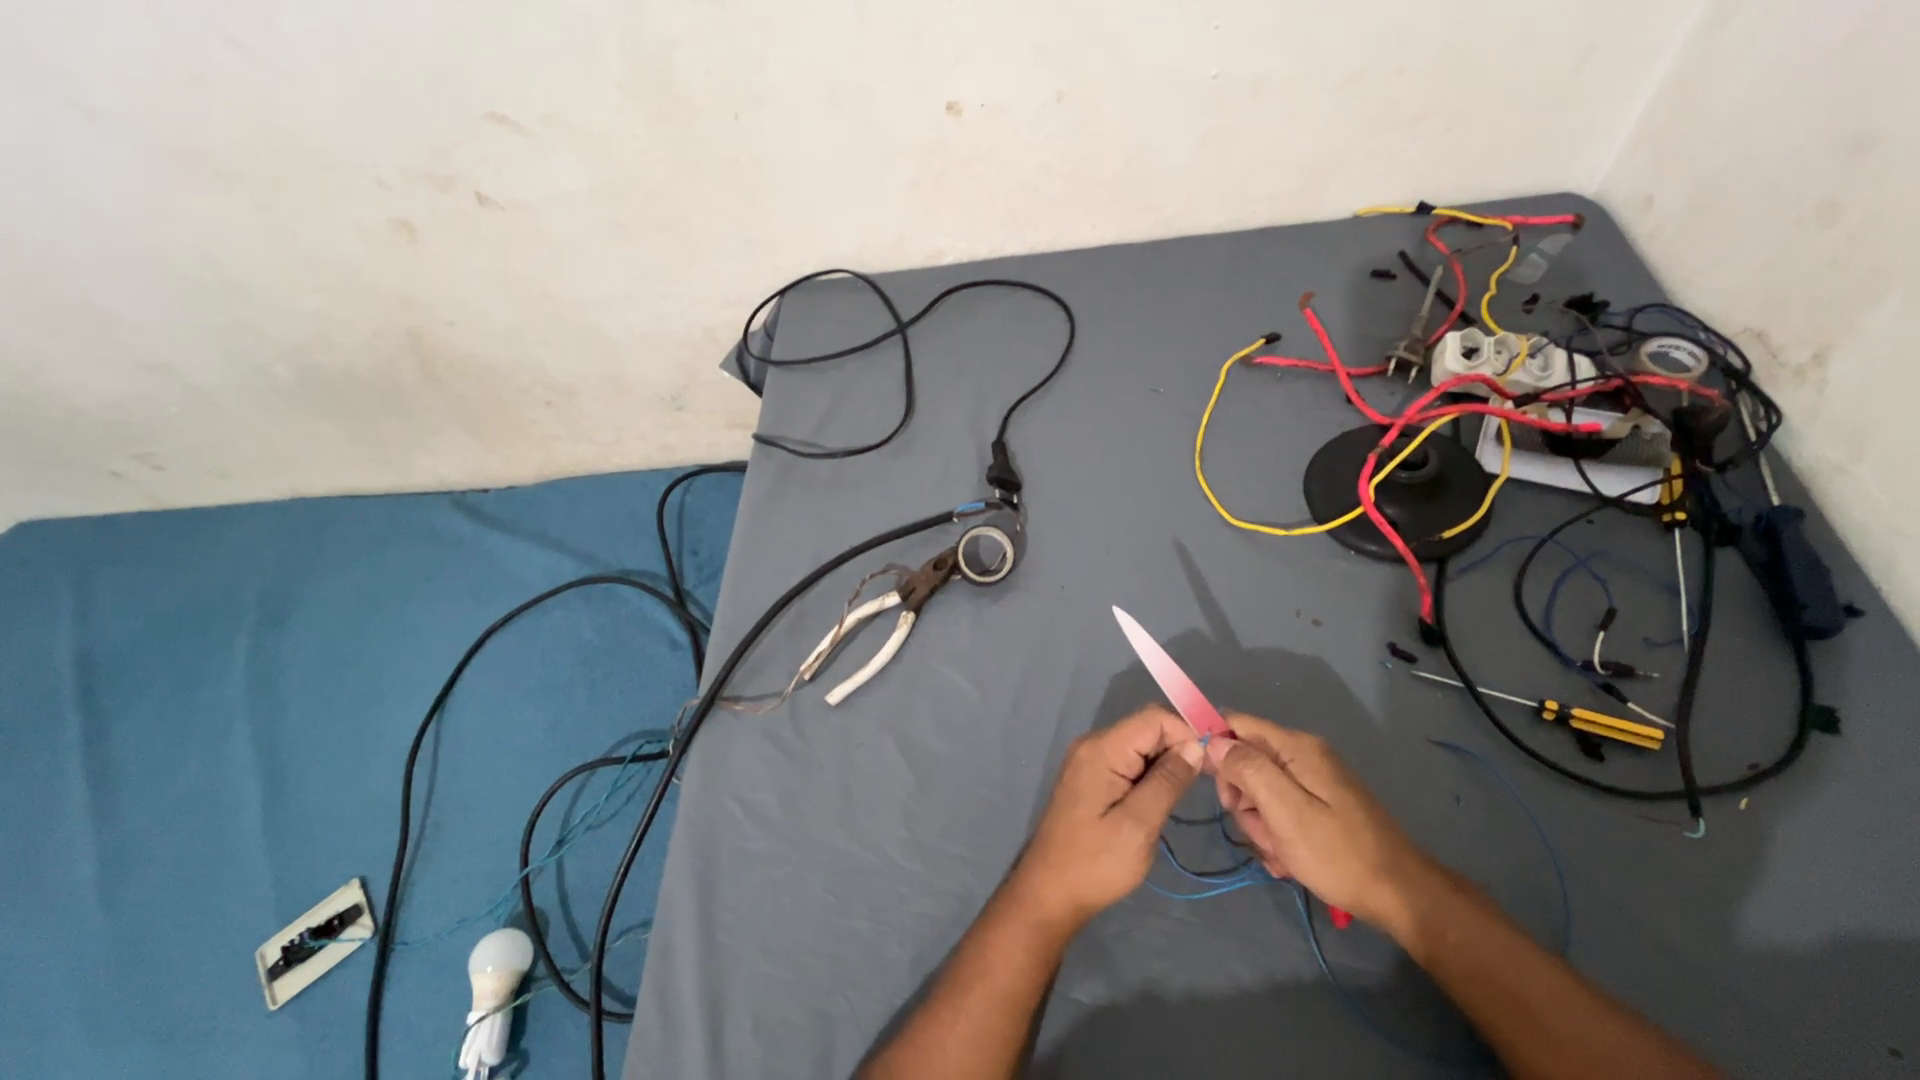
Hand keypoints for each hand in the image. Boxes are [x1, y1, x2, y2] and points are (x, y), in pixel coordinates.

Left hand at [1007, 706, 1204, 927]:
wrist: (1049, 893)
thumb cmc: (1095, 863)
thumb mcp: (1139, 825)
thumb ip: (1168, 782)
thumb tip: (1195, 746)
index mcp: (1102, 750)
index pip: (1154, 718)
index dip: (1187, 733)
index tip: (1214, 764)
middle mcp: (1093, 746)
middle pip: (1147, 729)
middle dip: (1180, 747)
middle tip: (1207, 782)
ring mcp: (1090, 762)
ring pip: (1141, 746)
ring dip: (1167, 764)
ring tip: (1188, 794)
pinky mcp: (1092, 779)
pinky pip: (1129, 762)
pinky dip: (1151, 774)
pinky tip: (1162, 799)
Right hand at [1206, 714, 1433, 928]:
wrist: (1398, 894)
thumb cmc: (1338, 853)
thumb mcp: (1285, 811)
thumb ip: (1248, 770)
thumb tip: (1214, 742)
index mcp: (1296, 747)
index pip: (1236, 725)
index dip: (1215, 750)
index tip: (1214, 789)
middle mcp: (1304, 755)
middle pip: (1245, 762)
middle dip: (1242, 799)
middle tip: (1260, 831)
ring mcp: (1313, 780)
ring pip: (1259, 791)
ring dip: (1260, 824)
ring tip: (1279, 852)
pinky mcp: (1319, 804)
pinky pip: (1279, 810)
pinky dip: (1277, 834)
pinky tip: (1288, 858)